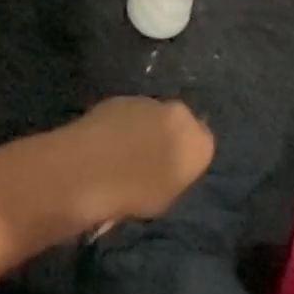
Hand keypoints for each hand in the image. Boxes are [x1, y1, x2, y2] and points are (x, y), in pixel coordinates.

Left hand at [60, 97, 214, 222]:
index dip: (187, 155)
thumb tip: (167, 166)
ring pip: (152, 115)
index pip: (202, 143)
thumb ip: (175, 174)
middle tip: (150, 158)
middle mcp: (177, 114)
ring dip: (144, 128)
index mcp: (197, 141)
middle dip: (167, 135)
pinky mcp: (119, 97)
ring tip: (123, 151)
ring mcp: (147, 102)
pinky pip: (128, 112)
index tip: (173, 168)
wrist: (92, 168)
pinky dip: (122, 123)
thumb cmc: (136, 193)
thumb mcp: (167, 196)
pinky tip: (107, 141)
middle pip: (178, 123)